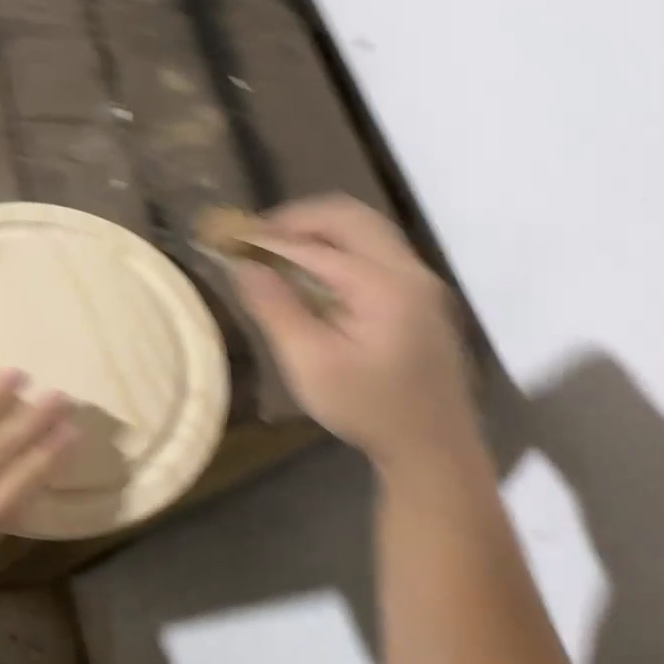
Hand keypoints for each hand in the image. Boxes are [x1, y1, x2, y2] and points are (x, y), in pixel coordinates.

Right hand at [229, 195, 477, 465]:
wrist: (434, 447)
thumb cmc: (367, 408)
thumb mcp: (310, 363)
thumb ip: (276, 308)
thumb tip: (243, 266)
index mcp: (384, 286)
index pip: (316, 244)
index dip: (268, 237)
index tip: (229, 239)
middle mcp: (409, 271)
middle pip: (350, 217)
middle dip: (297, 220)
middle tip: (254, 239)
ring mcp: (419, 282)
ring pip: (365, 230)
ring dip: (317, 232)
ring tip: (275, 252)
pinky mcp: (418, 296)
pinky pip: (374, 251)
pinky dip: (335, 248)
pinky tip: (308, 275)